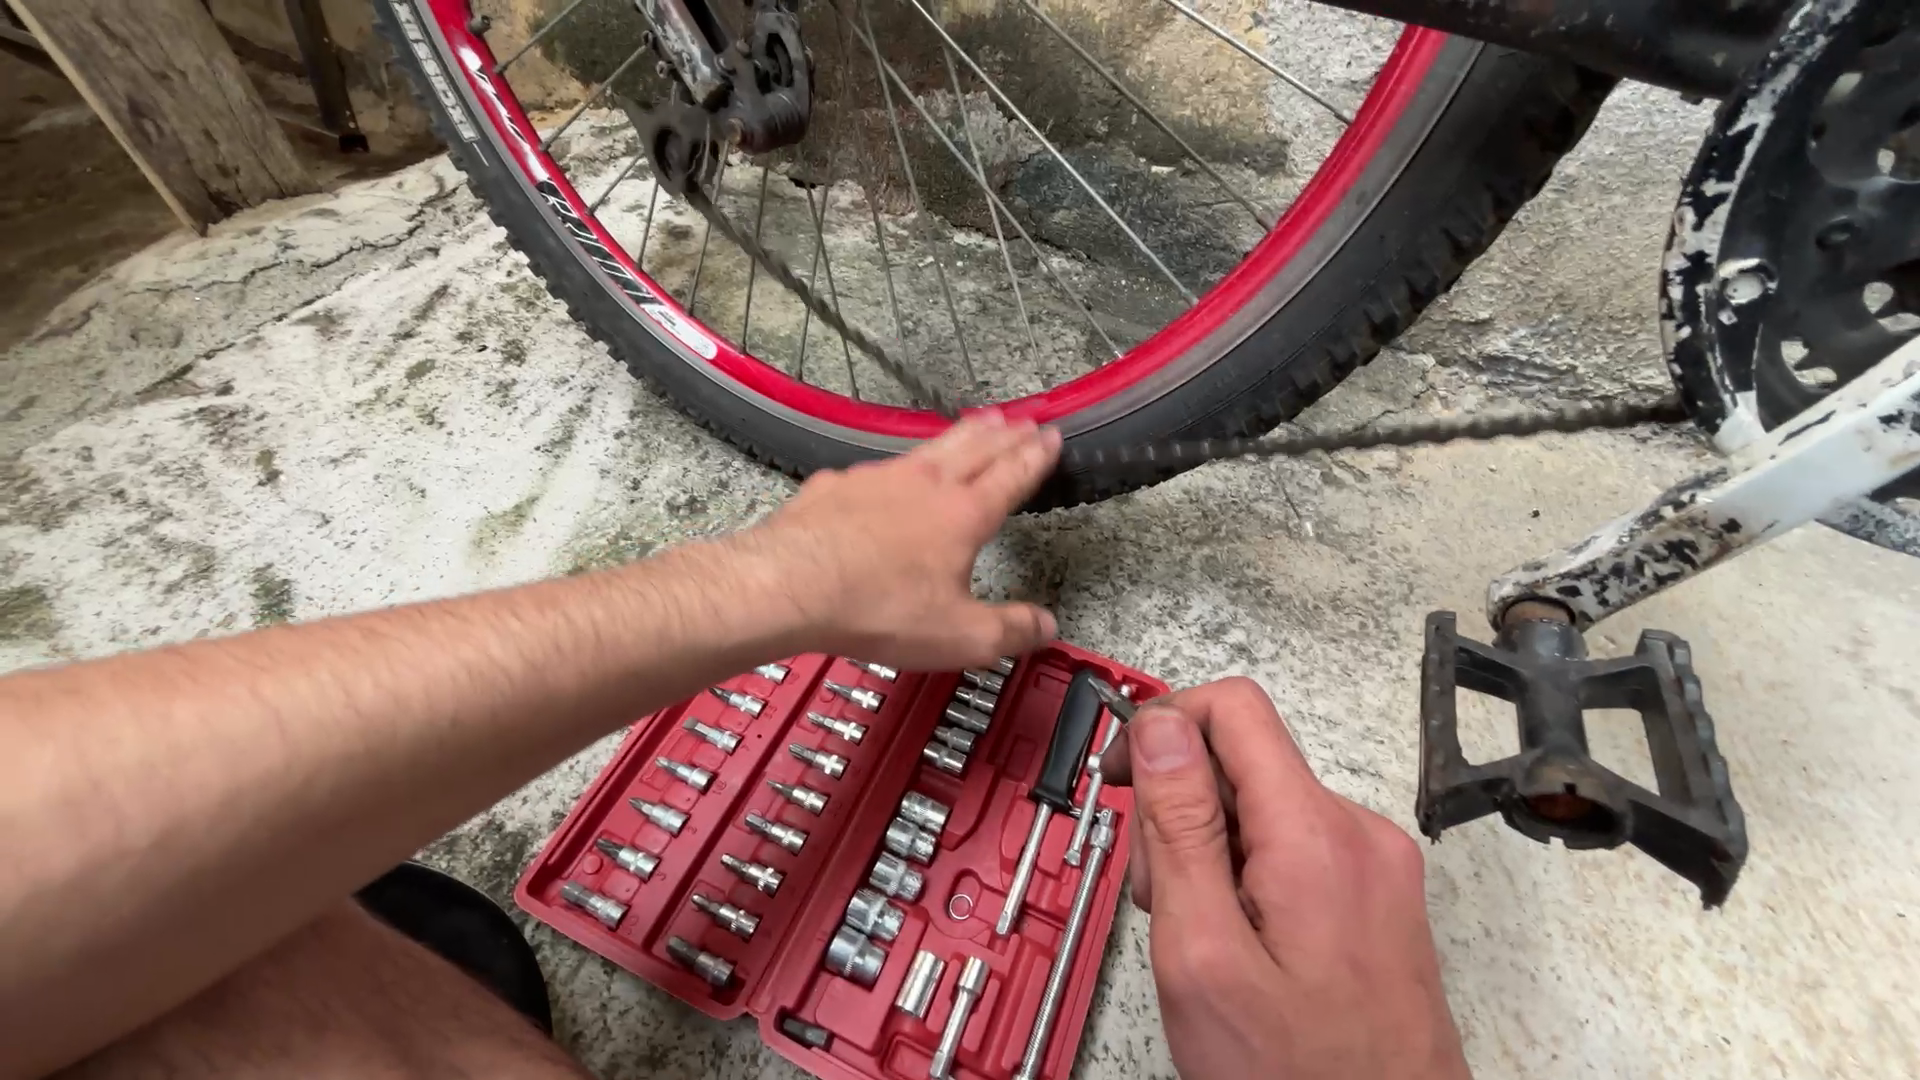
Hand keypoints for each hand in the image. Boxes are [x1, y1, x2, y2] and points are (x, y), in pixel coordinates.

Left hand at [745, 411, 1061, 670]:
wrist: (790, 585)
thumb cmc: (878, 608)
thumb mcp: (959, 636)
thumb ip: (1011, 630)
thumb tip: (1047, 626)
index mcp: (962, 515)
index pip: (1012, 475)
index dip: (1036, 454)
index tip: (1052, 435)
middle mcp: (925, 485)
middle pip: (975, 446)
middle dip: (1005, 431)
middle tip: (1024, 418)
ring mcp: (877, 478)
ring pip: (930, 446)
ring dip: (960, 434)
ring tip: (977, 425)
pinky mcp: (837, 485)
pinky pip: (877, 467)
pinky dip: (897, 465)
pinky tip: (889, 474)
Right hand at [1099, 678, 1468, 1079]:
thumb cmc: (1292, 1079)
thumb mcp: (1203, 952)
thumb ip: (1178, 828)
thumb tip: (1162, 726)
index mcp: (1315, 833)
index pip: (1233, 707)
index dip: (1164, 721)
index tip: (1125, 773)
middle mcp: (1355, 832)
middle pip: (1238, 757)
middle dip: (1178, 804)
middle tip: (1160, 891)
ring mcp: (1370, 862)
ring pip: (1254, 800)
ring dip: (1204, 842)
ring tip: (1194, 925)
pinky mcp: (1369, 890)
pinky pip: (1284, 839)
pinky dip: (1238, 867)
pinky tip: (1230, 933)